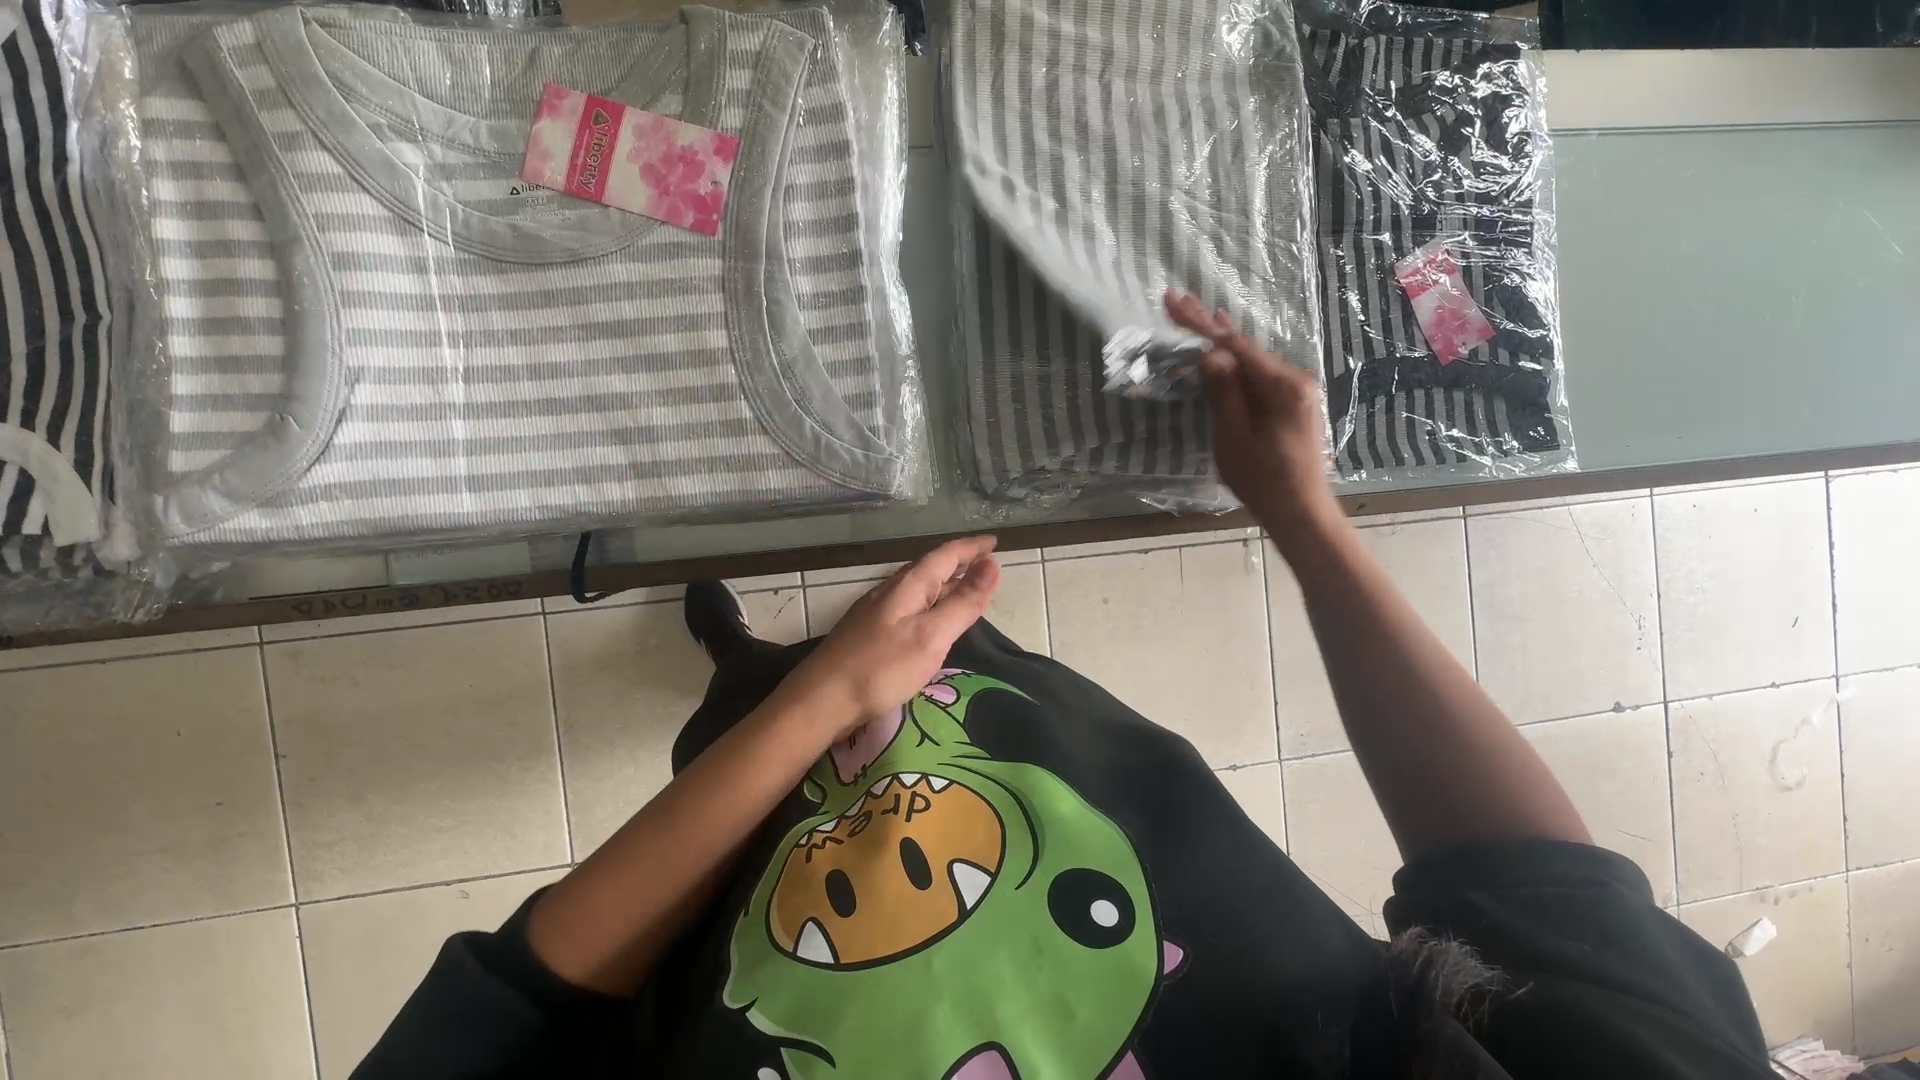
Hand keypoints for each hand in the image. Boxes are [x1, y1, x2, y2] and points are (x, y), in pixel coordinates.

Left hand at [779, 536, 1001, 739]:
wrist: (820, 701)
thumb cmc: (880, 669)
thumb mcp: (930, 636)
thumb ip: (962, 603)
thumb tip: (992, 564)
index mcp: (907, 588)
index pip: (945, 556)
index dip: (971, 548)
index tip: (995, 542)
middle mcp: (890, 593)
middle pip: (930, 569)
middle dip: (959, 564)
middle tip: (986, 565)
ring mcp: (875, 614)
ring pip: (917, 589)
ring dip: (943, 585)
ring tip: (965, 589)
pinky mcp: (868, 635)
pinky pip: (907, 608)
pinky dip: (928, 605)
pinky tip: (929, 621)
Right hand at [1165, 291, 1339, 539]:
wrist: (1301, 512)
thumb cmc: (1263, 481)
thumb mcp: (1233, 438)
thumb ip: (1223, 393)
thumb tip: (1209, 354)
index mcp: (1281, 385)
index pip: (1233, 345)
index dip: (1199, 324)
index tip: (1172, 302)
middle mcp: (1293, 379)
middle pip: (1242, 346)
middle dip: (1206, 324)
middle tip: (1175, 299)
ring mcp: (1294, 390)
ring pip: (1248, 358)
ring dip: (1219, 339)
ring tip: (1194, 313)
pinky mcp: (1289, 403)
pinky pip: (1256, 373)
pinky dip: (1235, 359)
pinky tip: (1226, 345)